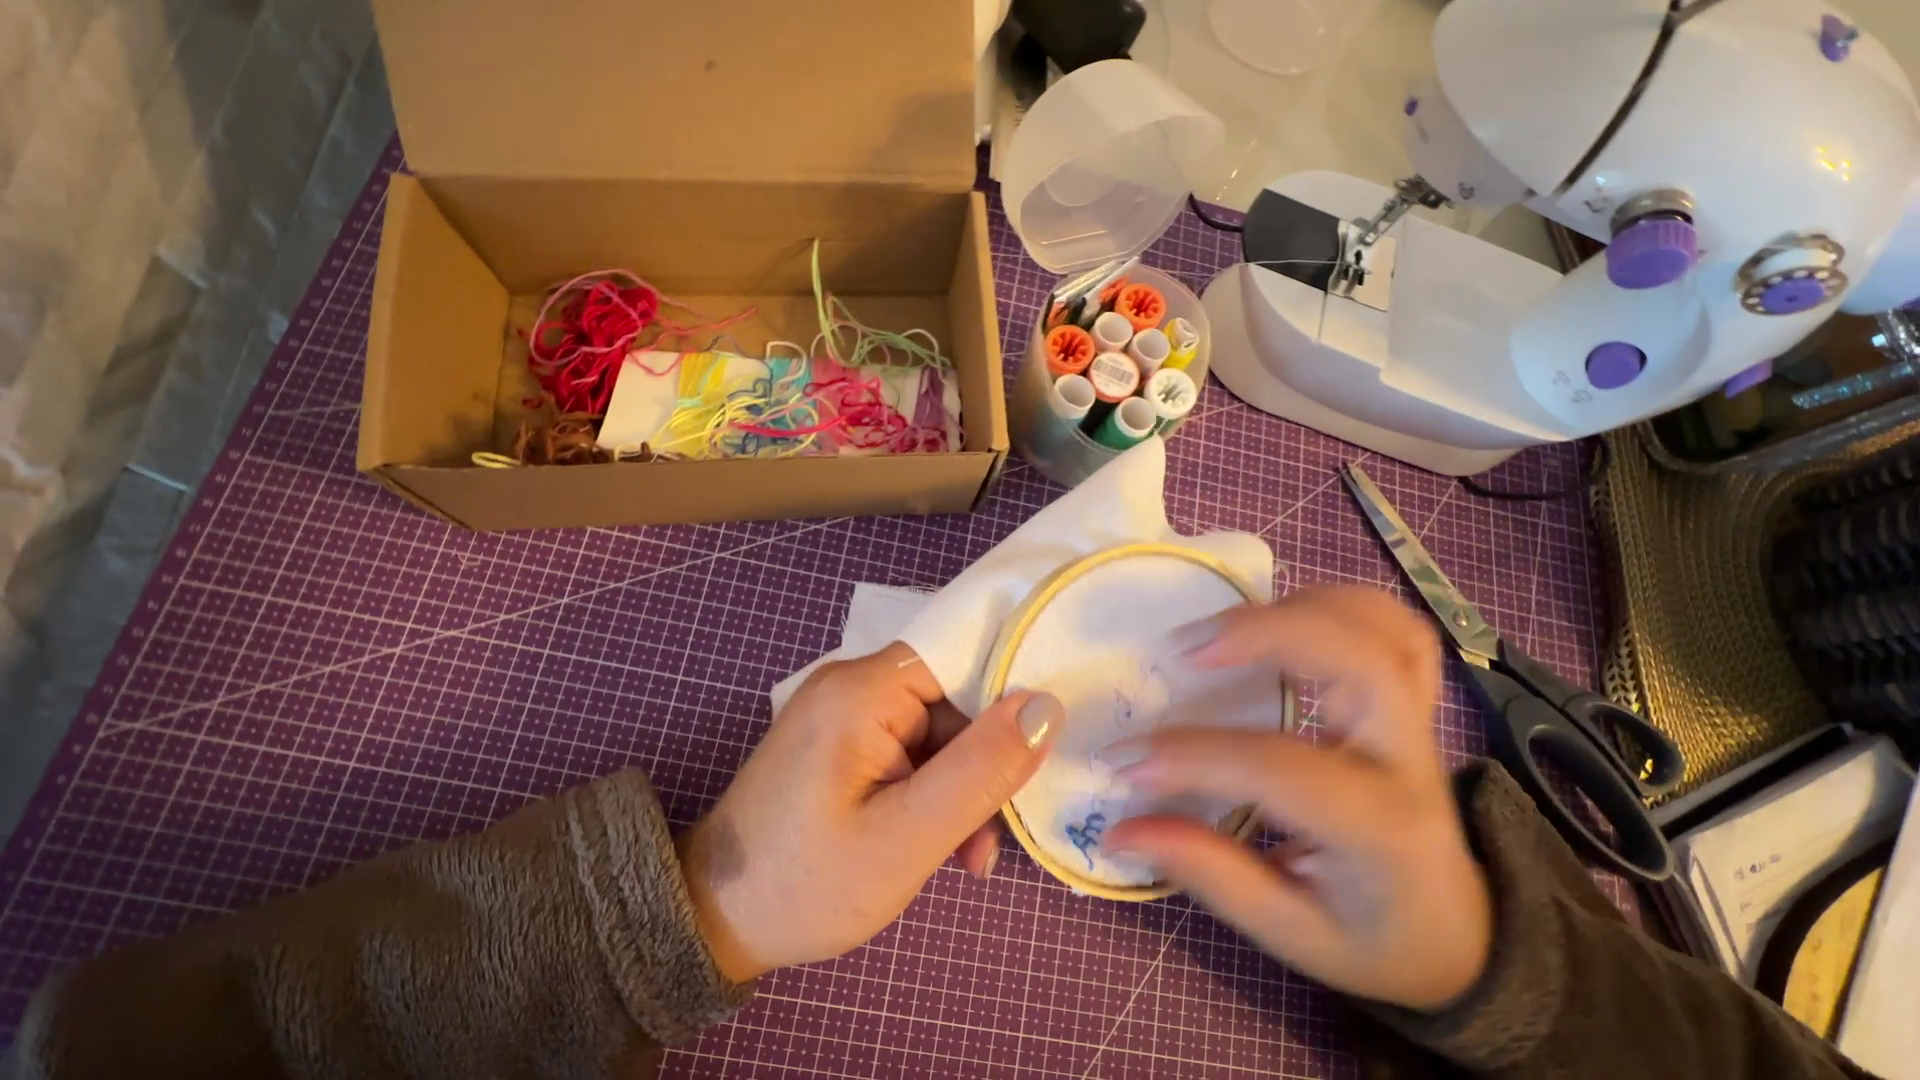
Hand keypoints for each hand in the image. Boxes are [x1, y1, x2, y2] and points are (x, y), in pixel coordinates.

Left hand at [677, 643, 1061, 982]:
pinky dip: (932, 793)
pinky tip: (941, 845)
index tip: (1049, 743)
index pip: (961, 654)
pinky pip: (909, 751)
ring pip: (937, 731)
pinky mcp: (841, 745)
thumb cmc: (808, 884)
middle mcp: (852, 685)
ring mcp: (844, 715)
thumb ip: (982, 770)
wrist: (712, 921)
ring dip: (962, 788)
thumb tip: (1046, 704)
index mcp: (863, 690)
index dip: (1010, 690)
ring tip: (967, 857)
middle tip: (994, 837)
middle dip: (984, 763)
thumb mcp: (908, 837)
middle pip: (953, 698)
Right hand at [1104, 587, 1492, 1010]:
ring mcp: (1417, 721)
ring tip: (1224, 626)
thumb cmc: (1370, 937)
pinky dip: (1336, 606)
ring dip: (1298, 607)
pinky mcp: (1410, 701)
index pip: (1280, 768)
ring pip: (1381, 627)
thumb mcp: (1290, 930)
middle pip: (1358, 659)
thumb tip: (1119, 828)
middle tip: (1181, 649)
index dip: (1195, 756)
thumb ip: (1209, 872)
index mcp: (1380, 827)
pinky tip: (1281, 615)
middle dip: (1263, 635)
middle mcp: (1408, 759)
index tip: (1124, 760)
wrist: (1455, 934)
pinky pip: (1391, 628)